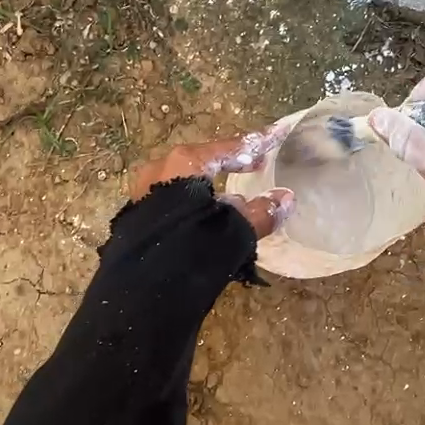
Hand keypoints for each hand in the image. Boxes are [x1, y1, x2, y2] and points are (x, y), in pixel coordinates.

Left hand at [127, 117, 299, 237]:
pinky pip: (174, 200)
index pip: (227, 148)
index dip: (253, 145)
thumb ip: (261, 212)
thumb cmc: (191, 244)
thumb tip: (286, 199)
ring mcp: (144, 192)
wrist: (141, 285)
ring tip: (235, 199)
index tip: (273, 139)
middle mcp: (160, 169)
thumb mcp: (233, 228)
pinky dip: (195, 203)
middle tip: (255, 166)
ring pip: (186, 182)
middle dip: (229, 164)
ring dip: (211, 188)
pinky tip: (208, 219)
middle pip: (203, 161)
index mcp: (184, 162)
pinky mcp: (137, 216)